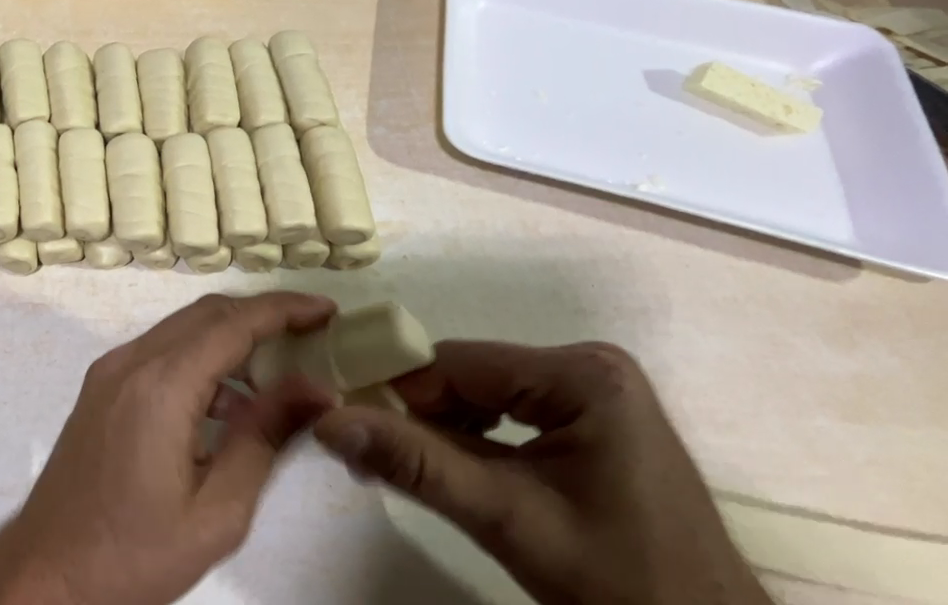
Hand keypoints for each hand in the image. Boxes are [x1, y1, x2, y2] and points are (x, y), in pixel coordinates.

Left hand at [0, 292, 339, 604]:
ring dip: (229, 338)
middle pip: (204, 315)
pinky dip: (199, 360)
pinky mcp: (100, 390)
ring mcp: (108, 372)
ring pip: (179, 330)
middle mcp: (129, 362)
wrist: (47, 572)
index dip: (284, 309)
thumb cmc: (135, 553)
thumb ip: (265, 438)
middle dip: (260, 315)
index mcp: (159, 386)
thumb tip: (315, 387)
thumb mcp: (217, 510)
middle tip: (314, 336)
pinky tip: (229, 404)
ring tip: (281, 374)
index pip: (232, 324)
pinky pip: (159, 354)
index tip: (329, 310)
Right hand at [312, 341, 770, 604]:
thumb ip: (416, 465)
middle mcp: (588, 366)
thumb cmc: (622, 584)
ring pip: (481, 397)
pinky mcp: (592, 422)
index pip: (454, 364)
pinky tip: (448, 474)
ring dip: (438, 433)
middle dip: (416, 418)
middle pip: (467, 378)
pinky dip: (471, 443)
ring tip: (400, 470)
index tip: (346, 429)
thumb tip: (326, 423)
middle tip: (369, 459)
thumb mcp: (507, 520)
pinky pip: (509, 416)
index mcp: (581, 374)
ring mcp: (593, 393)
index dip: (395, 394)